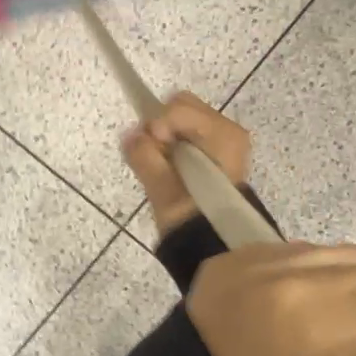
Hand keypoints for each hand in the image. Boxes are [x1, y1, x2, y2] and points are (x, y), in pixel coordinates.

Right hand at [121, 92, 249, 237]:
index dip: (158, 124)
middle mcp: (226, 132)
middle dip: (159, 129)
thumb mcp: (165, 188)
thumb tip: (129, 135)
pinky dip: (170, 150)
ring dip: (163, 142)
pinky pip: (184, 140)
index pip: (179, 108)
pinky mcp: (211, 158)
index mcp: (223, 134)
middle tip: (152, 156)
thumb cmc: (192, 217)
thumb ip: (144, 156)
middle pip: (180, 109)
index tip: (151, 146)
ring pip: (180, 124)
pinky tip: (167, 172)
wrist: (214, 247)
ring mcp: (220, 144)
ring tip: (159, 169)